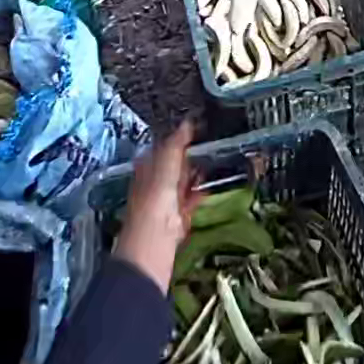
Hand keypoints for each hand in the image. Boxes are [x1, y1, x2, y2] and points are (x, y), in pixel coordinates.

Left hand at [112, 120, 204, 292]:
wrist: (154, 242)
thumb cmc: (155, 199)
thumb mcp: (165, 163)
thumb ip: (176, 143)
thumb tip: (187, 121)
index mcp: (147, 166)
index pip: (163, 145)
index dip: (179, 135)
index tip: (198, 124)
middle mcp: (155, 181)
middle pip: (174, 162)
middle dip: (190, 152)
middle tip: (212, 138)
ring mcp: (166, 200)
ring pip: (183, 180)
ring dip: (196, 171)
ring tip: (216, 158)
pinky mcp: (178, 217)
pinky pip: (191, 199)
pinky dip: (200, 191)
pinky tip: (212, 185)